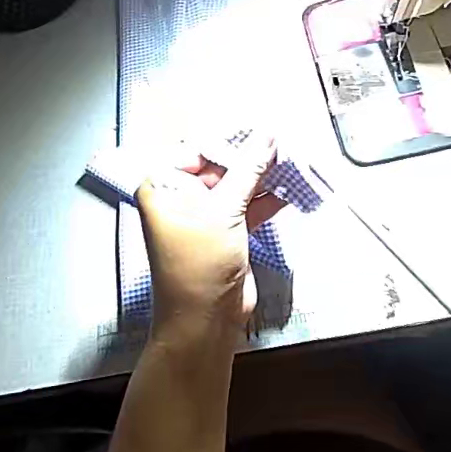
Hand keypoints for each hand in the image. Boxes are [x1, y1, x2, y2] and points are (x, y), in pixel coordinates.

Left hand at [134, 137, 284, 342]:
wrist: (205, 321)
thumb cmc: (198, 264)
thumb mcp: (224, 210)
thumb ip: (247, 170)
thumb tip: (265, 136)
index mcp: (162, 188)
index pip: (193, 151)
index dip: (224, 141)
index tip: (255, 130)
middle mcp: (178, 198)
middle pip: (216, 167)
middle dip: (246, 157)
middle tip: (277, 142)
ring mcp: (201, 216)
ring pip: (233, 187)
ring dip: (259, 177)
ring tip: (288, 159)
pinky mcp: (223, 233)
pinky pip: (244, 207)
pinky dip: (264, 199)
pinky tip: (287, 187)